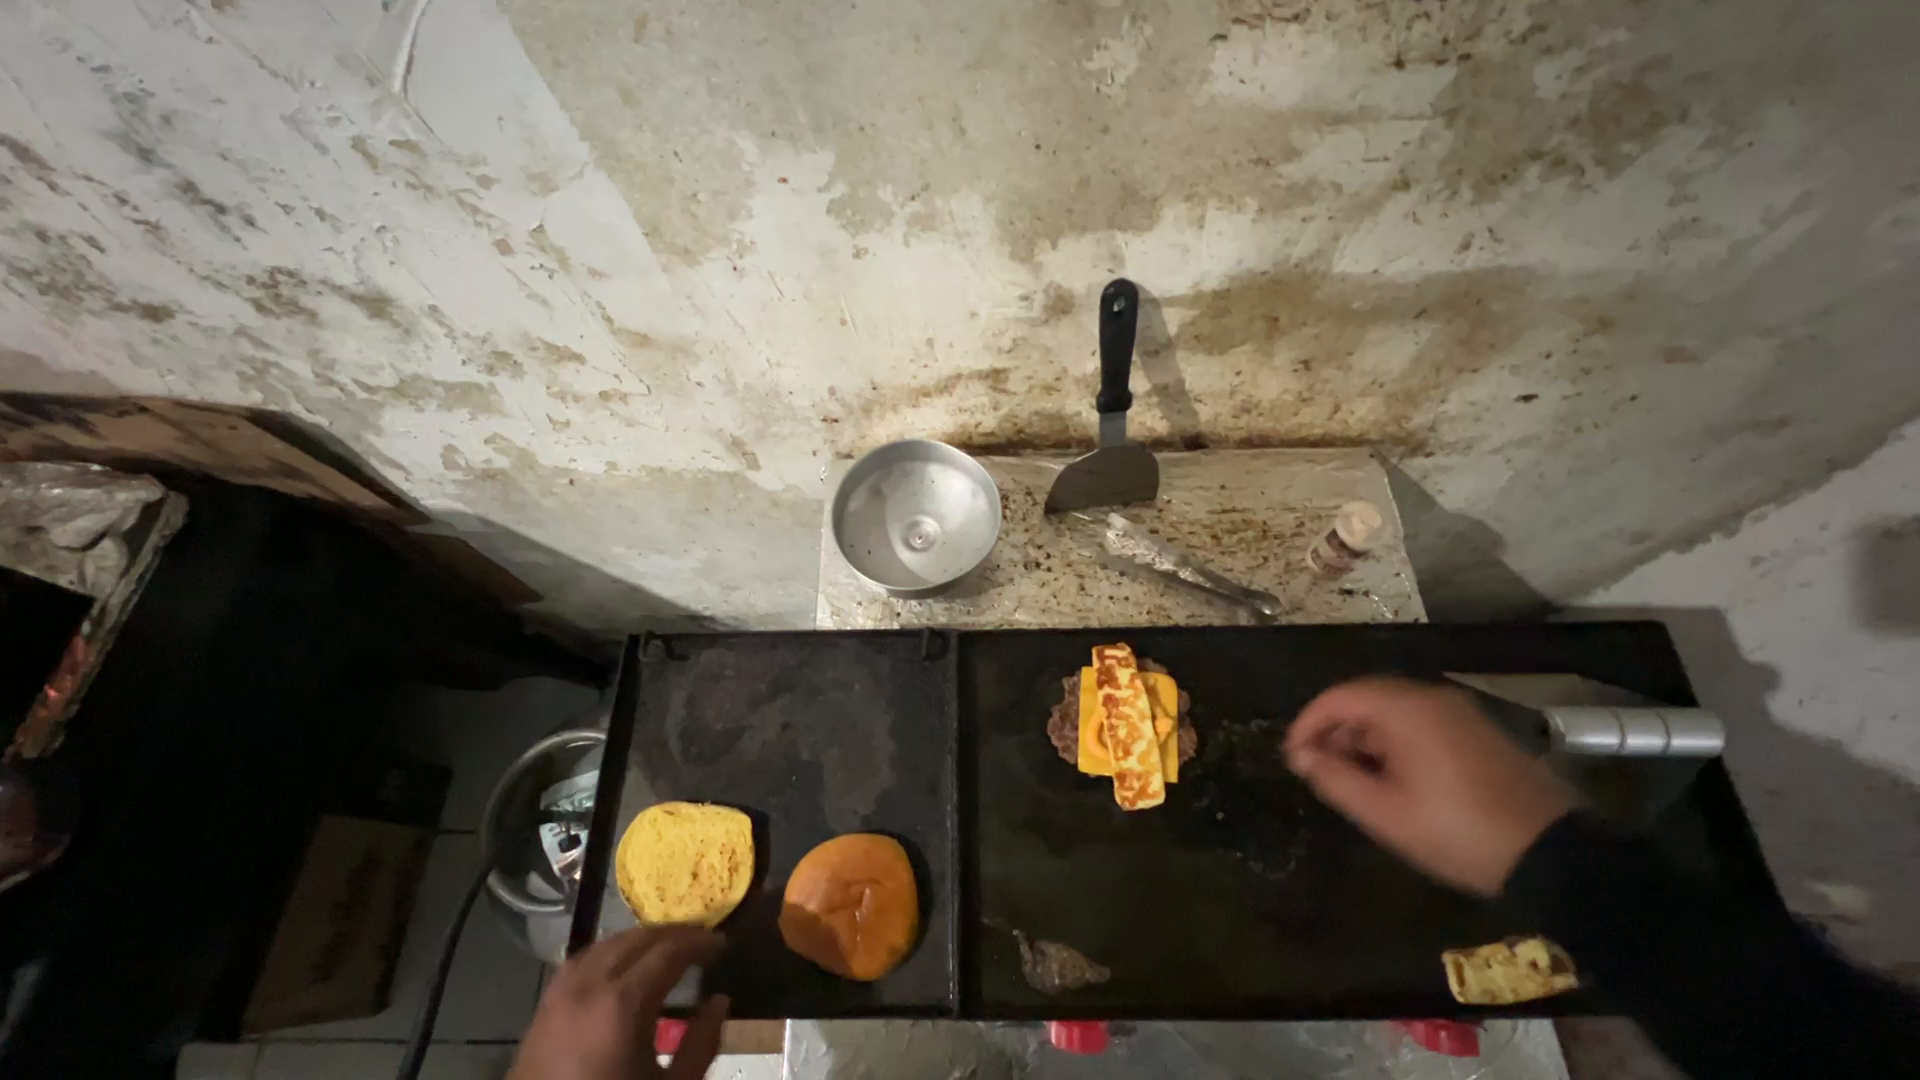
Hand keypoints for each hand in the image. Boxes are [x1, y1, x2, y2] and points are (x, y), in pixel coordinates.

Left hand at [508, 927, 729, 1079]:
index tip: (722, 943)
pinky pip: (580, 962)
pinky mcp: (541, 1012)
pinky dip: (607, 953)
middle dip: (673, 935)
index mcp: (624, 1005)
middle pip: (638, 939)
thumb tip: (719, 1002)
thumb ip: (702, 1044)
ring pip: (607, 944)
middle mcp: (590, 988)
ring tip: (665, 950)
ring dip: (640, 939)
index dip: (700, 942)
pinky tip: (620, 966)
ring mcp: (560, 997)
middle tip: (700, 942)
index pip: (670, 951)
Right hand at [1284, 677, 1573, 895]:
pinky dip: (1393, 741)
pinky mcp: (1478, 731)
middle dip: (1335, 731)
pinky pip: (1420, 722)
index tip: (1294, 756)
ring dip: (1363, 737)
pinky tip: (1392, 778)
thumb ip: (1334, 779)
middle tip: (1320, 770)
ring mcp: (1460, 713)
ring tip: (1352, 779)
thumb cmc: (1458, 832)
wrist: (1556, 855)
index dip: (1308, 723)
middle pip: (1366, 698)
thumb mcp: (1385, 813)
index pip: (1339, 696)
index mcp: (1406, 710)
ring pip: (1393, 711)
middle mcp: (1432, 698)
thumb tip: (1302, 757)